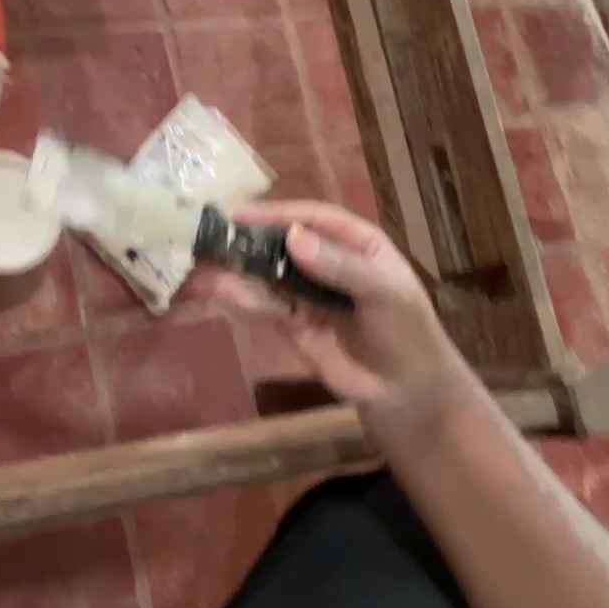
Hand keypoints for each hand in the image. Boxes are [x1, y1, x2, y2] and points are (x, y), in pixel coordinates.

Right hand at [206, 201, 475, 442]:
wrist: (406, 392)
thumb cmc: (408, 333)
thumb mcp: (385, 294)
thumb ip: (340, 267)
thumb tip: (293, 238)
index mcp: (354, 242)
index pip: (310, 218)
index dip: (276, 214)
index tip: (239, 215)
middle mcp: (324, 260)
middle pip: (279, 242)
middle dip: (245, 239)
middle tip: (208, 236)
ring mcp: (304, 291)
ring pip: (263, 273)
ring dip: (234, 268)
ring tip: (200, 264)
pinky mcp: (288, 321)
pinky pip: (261, 304)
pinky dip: (239, 296)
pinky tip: (218, 290)